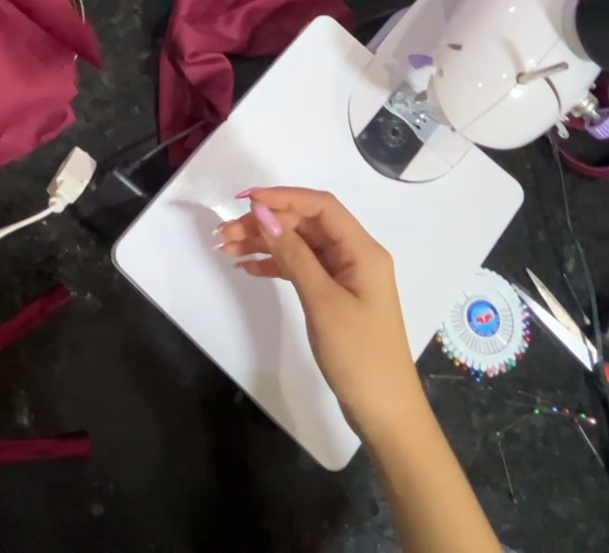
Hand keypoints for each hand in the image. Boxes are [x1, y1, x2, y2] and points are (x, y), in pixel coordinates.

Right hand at [215, 187, 422, 435]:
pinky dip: (274, 264)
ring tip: (225, 248)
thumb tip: (263, 212)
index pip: (320, 206)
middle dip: (265, 222)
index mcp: (362, 250)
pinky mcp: (334, 295)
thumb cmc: (358, 354)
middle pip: (305, 224)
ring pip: (299, 245)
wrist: (384, 412)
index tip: (244, 200)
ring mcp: (345, 276)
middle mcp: (355, 255)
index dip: (282, 197)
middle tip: (224, 233)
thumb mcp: (322, 300)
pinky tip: (247, 267)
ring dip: (264, 242)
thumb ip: (292, 253)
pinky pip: (300, 267)